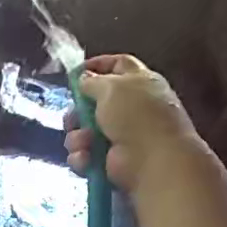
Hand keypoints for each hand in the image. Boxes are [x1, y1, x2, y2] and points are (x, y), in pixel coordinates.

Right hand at [65, 54, 206, 194]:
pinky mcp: (109, 161)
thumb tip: (83, 79)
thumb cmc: (136, 115)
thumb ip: (93, 81)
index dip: (97, 65)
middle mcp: (129, 108)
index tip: (75, 73)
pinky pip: (85, 156)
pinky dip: (81, 157)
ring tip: (84, 141)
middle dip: (78, 110)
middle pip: (93, 103)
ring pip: (84, 132)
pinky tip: (86, 158)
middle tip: (72, 117)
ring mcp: (119, 136)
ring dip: (77, 136)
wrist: (153, 160)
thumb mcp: (112, 88)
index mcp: (138, 82)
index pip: (117, 65)